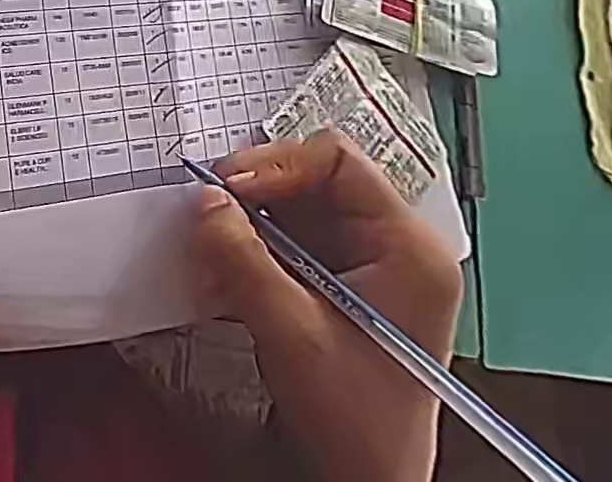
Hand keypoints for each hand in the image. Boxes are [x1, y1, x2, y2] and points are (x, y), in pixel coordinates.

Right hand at [192, 134, 462, 481]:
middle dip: (256, 190)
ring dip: (249, 215)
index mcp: (406, 246)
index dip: (279, 164)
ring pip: (293, 203)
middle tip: (212, 204)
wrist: (367, 481)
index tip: (230, 184)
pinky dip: (252, 239)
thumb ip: (242, 259)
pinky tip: (228, 259)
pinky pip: (286, 232)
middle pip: (312, 177)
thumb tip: (205, 200)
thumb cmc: (354, 418)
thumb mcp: (292, 332)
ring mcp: (362, 255)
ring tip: (214, 238)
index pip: (338, 162)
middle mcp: (389, 240)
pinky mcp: (334, 271)